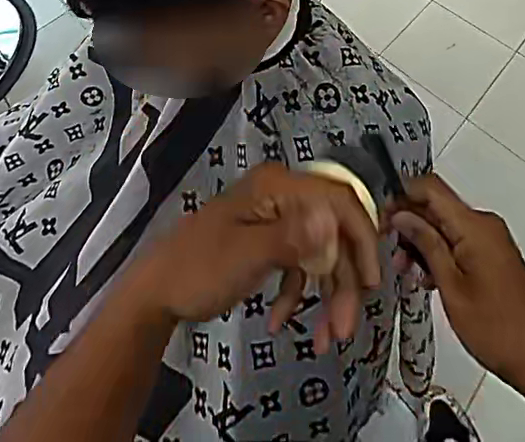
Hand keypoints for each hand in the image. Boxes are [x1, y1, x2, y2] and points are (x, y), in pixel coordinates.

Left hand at [127, 163, 382, 351]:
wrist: (153, 293)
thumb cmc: (198, 268)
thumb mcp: (248, 254)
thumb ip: (295, 237)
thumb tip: (334, 221)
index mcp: (280, 186)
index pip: (339, 200)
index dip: (361, 237)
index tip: (370, 282)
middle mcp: (283, 195)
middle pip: (332, 231)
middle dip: (342, 281)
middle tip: (345, 327)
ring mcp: (276, 218)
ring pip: (318, 252)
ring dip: (324, 295)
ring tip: (324, 339)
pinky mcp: (268, 241)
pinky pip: (297, 264)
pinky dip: (295, 294)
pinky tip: (281, 322)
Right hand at [389, 174, 524, 389]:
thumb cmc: (499, 330)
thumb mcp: (451, 287)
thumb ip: (426, 245)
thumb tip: (403, 216)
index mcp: (475, 226)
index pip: (431, 188)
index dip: (403, 196)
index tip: (384, 217)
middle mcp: (485, 224)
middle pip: (437, 206)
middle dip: (410, 224)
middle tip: (389, 249)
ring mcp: (490, 238)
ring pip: (446, 225)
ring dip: (423, 242)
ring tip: (406, 270)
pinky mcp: (492, 253)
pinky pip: (459, 239)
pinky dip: (440, 252)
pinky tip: (427, 277)